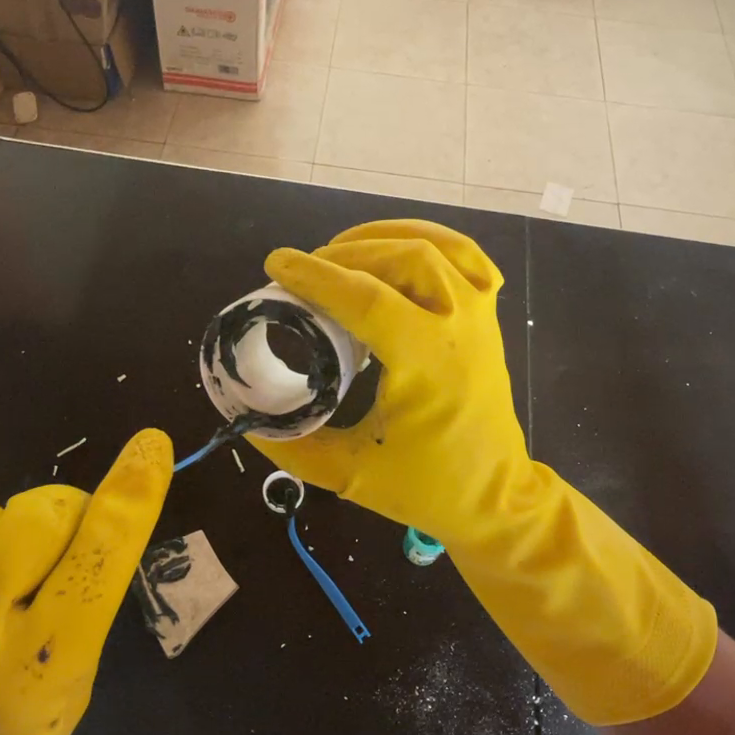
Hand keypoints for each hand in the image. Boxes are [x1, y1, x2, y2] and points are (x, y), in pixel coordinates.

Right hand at [250, 221, 716, 725]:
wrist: (495, 495)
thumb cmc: (426, 486)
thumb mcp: (348, 474)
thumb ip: (289, 444)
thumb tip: (239, 415)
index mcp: (425, 364)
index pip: (365, 298)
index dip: (315, 276)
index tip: (276, 265)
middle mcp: (457, 328)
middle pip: (401, 258)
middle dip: (344, 254)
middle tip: (305, 269)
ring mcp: (479, 315)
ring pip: (433, 247)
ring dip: (380, 239)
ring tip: (339, 251)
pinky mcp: (488, 314)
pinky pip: (466, 254)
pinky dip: (427, 238)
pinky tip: (393, 246)